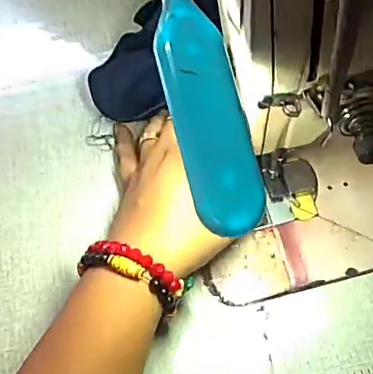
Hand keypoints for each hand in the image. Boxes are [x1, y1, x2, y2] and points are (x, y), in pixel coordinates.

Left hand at [107, 114, 234, 278]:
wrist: (141, 263)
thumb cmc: (182, 241)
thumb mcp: (227, 220)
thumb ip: (240, 197)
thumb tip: (249, 184)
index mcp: (186, 155)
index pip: (199, 119)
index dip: (212, 111)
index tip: (225, 109)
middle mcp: (162, 153)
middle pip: (176, 121)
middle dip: (191, 115)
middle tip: (205, 116)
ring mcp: (143, 166)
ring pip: (151, 130)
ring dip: (163, 121)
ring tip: (173, 115)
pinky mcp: (129, 182)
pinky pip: (125, 152)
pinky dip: (125, 137)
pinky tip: (123, 129)